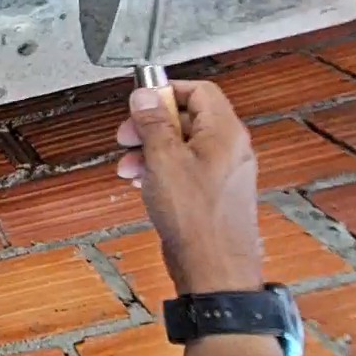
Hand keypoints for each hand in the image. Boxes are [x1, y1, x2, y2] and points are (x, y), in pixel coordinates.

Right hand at [114, 81, 263, 294]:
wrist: (211, 265)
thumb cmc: (196, 217)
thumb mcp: (162, 160)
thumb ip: (152, 123)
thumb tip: (144, 96)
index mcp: (225, 134)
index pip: (199, 91)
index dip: (166, 91)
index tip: (139, 101)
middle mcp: (228, 148)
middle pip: (186, 117)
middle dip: (150, 124)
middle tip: (127, 135)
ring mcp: (220, 170)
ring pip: (179, 143)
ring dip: (148, 149)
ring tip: (129, 166)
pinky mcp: (210, 190)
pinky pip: (181, 166)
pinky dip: (158, 168)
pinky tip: (141, 181)